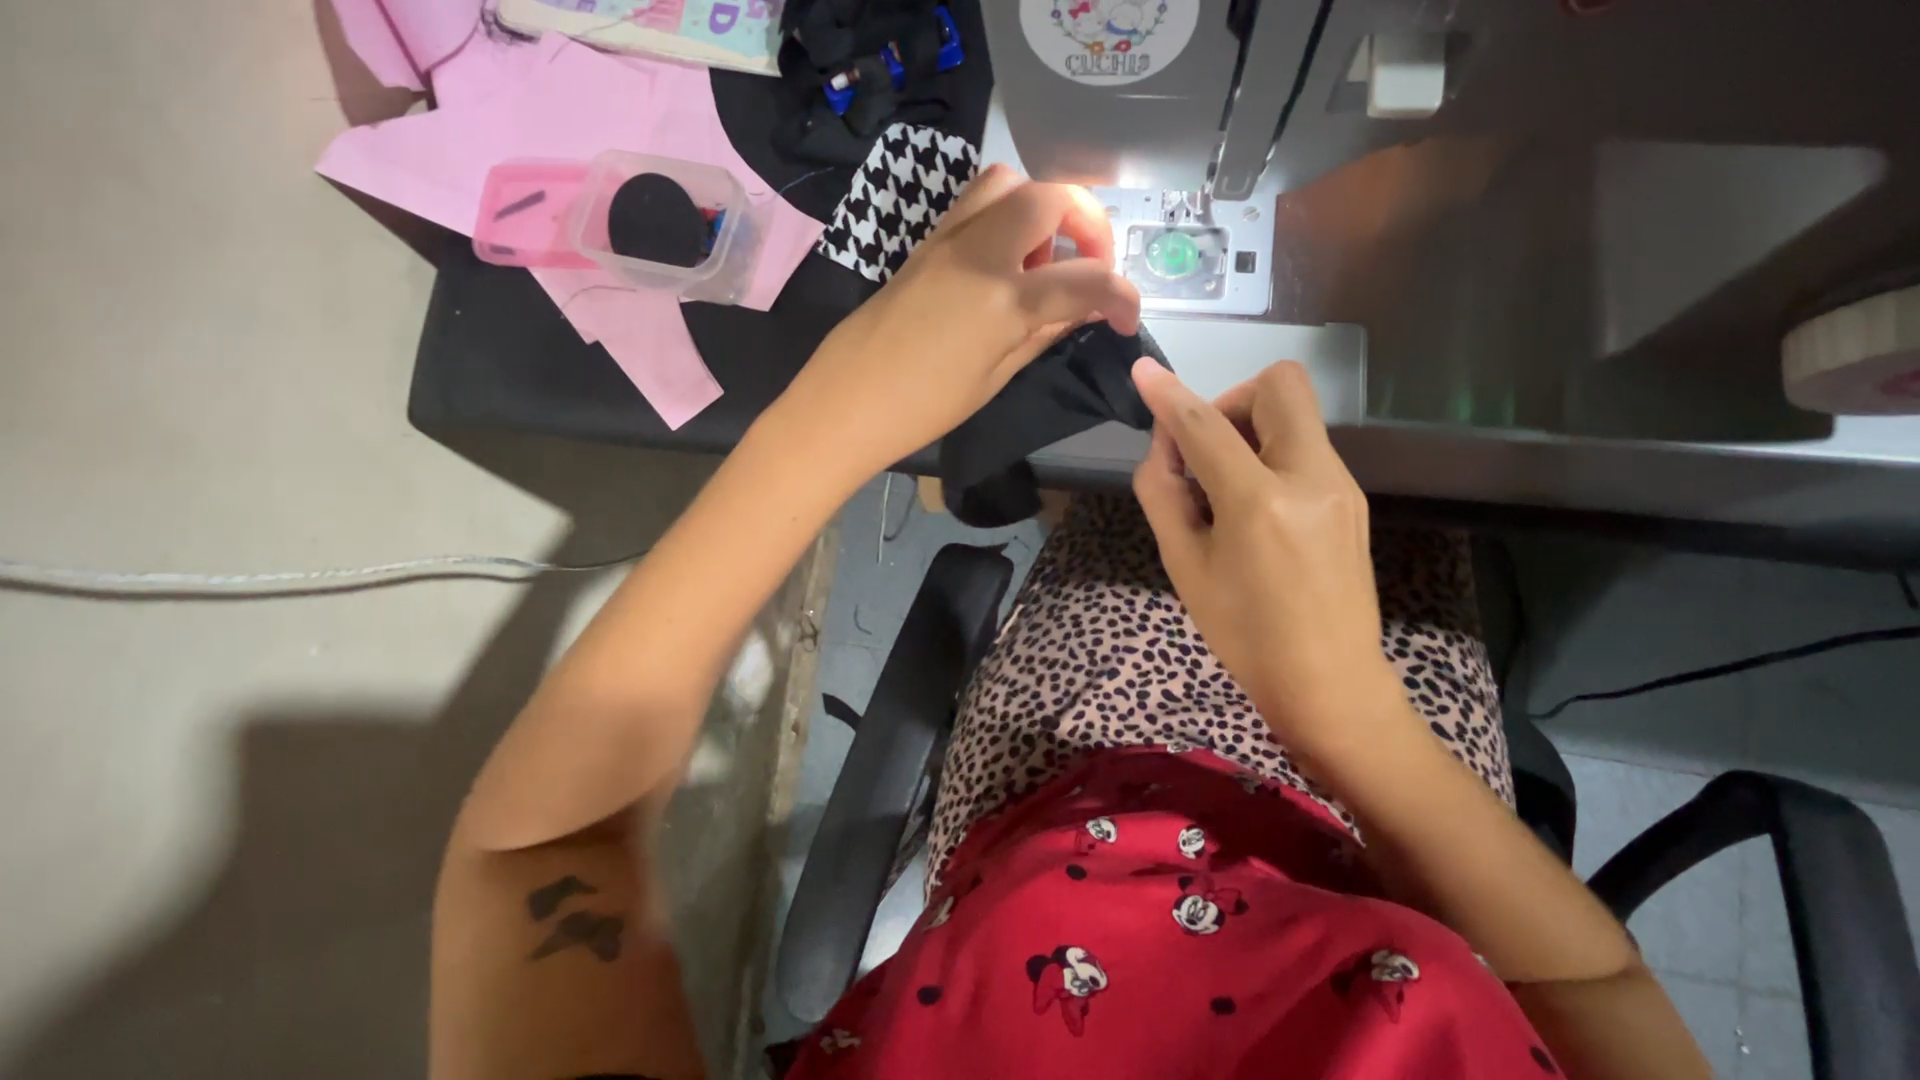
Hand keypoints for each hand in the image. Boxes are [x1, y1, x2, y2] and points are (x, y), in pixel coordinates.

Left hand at [778, 165, 1140, 475]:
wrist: (844, 402)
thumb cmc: (922, 408)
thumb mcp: (995, 378)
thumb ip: (1044, 334)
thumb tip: (1083, 309)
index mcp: (1002, 299)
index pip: (1086, 279)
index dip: (1122, 297)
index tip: (1127, 320)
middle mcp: (978, 252)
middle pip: (1050, 197)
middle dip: (1088, 223)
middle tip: (1091, 266)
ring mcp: (946, 240)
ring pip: (1007, 181)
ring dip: (1041, 205)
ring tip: (1043, 256)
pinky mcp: (924, 243)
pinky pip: (973, 203)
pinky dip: (1005, 213)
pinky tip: (1005, 260)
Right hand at [1130, 359, 1403, 753]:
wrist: (1328, 681)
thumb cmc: (1243, 635)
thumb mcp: (1184, 568)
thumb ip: (1163, 496)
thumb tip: (1162, 447)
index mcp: (1259, 502)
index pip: (1205, 426)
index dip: (1168, 395)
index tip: (1143, 372)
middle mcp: (1310, 477)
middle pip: (1278, 385)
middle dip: (1231, 399)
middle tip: (1205, 448)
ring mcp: (1341, 485)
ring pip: (1296, 414)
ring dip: (1251, 426)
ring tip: (1224, 485)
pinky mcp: (1352, 498)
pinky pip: (1307, 447)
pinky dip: (1271, 453)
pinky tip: (1254, 505)